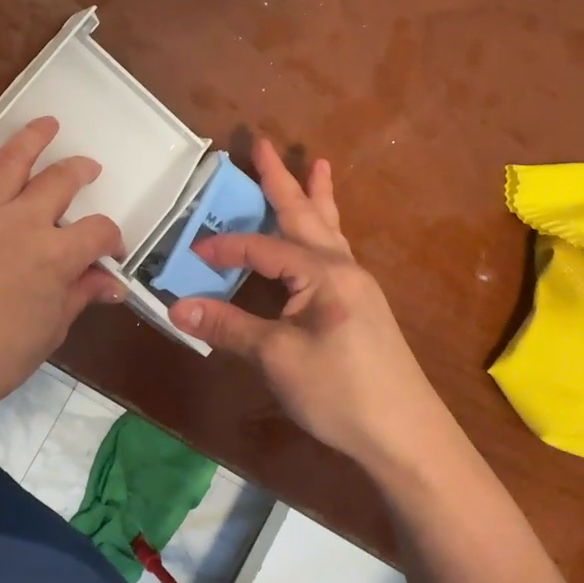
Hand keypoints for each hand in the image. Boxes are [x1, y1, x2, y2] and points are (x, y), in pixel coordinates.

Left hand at [0, 117, 124, 417]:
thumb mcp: (54, 328)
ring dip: (30, 138)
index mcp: (55, 253)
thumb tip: (109, 282)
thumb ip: (81, 294)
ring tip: (46, 124)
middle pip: (59, 181)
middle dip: (80, 171)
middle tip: (88, 168)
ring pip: (8, 163)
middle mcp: (20, 223)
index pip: (98, 230)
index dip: (111, 239)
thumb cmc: (3, 355)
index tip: (111, 251)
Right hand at [170, 140, 458, 476]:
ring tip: (315, 163)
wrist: (408, 439)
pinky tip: (321, 233)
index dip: (225, 247)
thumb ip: (229, 326)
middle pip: (306, 215)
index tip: (192, 254)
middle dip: (282, 180)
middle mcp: (343, 269)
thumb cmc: (341, 392)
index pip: (263, 246)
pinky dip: (324, 228)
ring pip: (328, 229)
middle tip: (262, 144)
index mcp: (323, 274)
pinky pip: (335, 251)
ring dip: (314, 196)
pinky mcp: (360, 307)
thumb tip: (175, 308)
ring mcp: (356, 287)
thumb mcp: (277, 358)